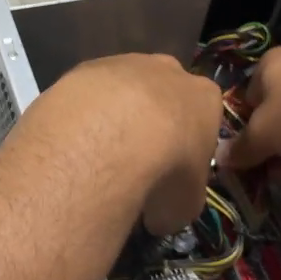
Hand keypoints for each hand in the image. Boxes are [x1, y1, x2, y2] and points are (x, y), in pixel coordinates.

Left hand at [11, 54, 223, 234]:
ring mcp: (124, 63)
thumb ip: (179, 201)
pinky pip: (87, 96)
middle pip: (163, 98)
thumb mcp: (185, 205)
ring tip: (97, 157)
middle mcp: (168, 70)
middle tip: (134, 165)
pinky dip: (82, 118)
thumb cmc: (165, 171)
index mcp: (205, 98)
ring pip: (122, 92)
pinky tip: (75, 145)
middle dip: (151, 126)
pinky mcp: (83, 68)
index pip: (203, 120)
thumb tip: (159, 215)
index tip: (171, 177)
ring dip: (113, 119)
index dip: (187, 151)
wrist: (111, 138)